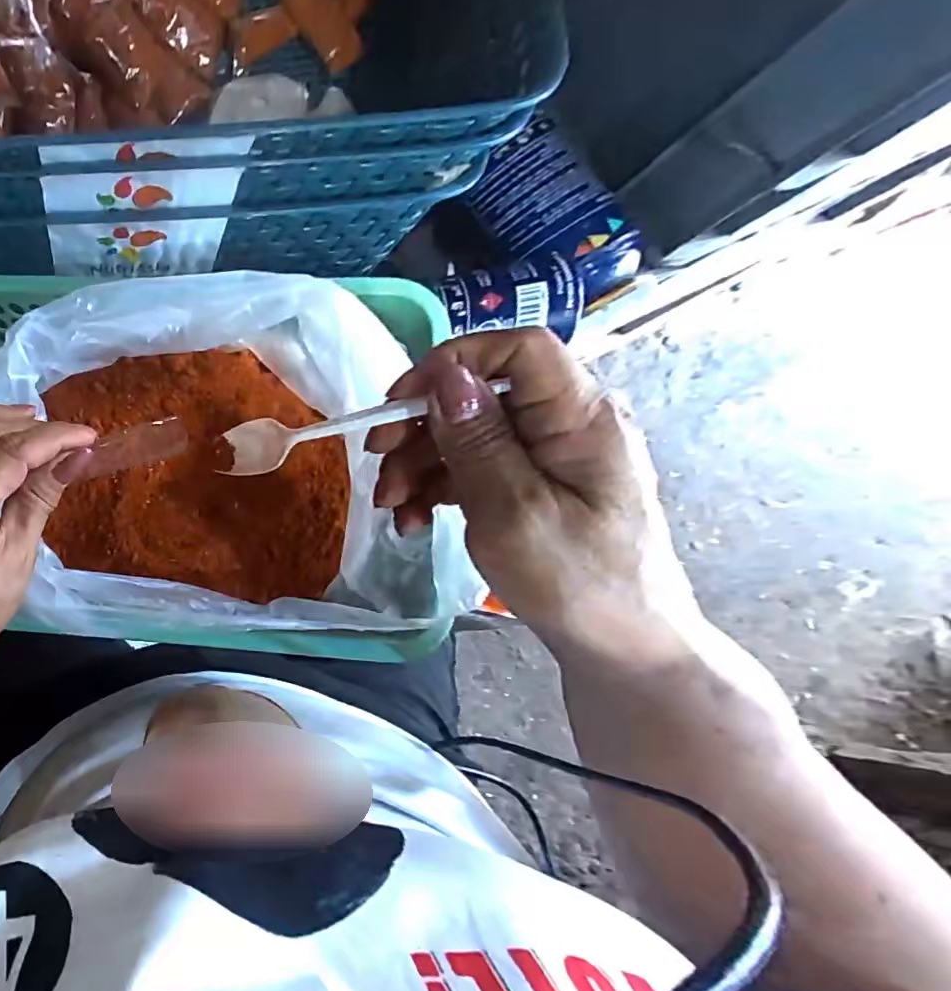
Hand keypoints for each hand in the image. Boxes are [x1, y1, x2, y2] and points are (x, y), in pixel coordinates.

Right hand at [364, 329, 700, 664]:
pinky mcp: (523, 482)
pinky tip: (414, 520)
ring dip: (414, 466)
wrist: (614, 642)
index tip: (398, 403)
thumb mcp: (513, 509)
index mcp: (578, 417)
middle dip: (417, 427)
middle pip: (476, 393)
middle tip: (375, 462)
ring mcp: (542, 455)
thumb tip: (446, 376)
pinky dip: (431, 488)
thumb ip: (478, 440)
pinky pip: (465, 466)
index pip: (518, 348)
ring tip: (393, 509)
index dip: (452, 362)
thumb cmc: (572, 578)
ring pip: (460, 433)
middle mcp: (561, 424)